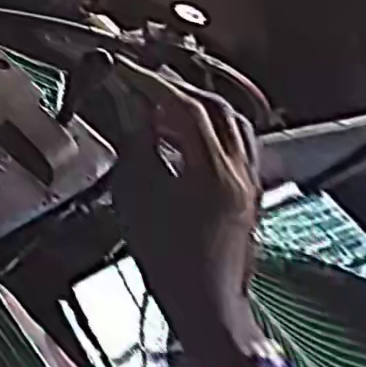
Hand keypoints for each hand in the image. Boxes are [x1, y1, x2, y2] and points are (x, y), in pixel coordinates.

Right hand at [107, 58, 262, 337]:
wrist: (204, 299)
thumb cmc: (166, 251)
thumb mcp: (137, 186)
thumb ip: (134, 136)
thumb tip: (123, 99)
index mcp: (214, 169)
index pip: (183, 105)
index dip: (147, 80)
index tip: (117, 67)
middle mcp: (240, 171)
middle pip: (214, 107)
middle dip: (170, 87)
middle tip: (133, 80)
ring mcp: (248, 181)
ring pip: (229, 123)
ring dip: (189, 105)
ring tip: (150, 104)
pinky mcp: (244, 191)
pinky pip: (230, 143)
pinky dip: (199, 127)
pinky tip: (171, 133)